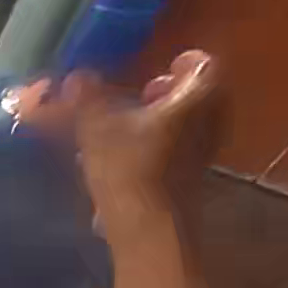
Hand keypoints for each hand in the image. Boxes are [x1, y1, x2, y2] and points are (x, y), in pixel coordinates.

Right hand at [9, 49, 223, 242]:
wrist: (146, 225)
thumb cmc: (128, 167)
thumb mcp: (98, 129)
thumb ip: (88, 100)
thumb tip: (76, 76)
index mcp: (197, 97)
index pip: (203, 65)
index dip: (184, 62)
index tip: (167, 64)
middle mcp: (210, 121)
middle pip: (200, 97)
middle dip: (173, 94)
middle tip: (147, 95)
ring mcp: (203, 153)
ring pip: (189, 126)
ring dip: (165, 123)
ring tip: (131, 129)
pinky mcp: (189, 181)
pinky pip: (179, 153)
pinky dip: (160, 148)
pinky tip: (127, 160)